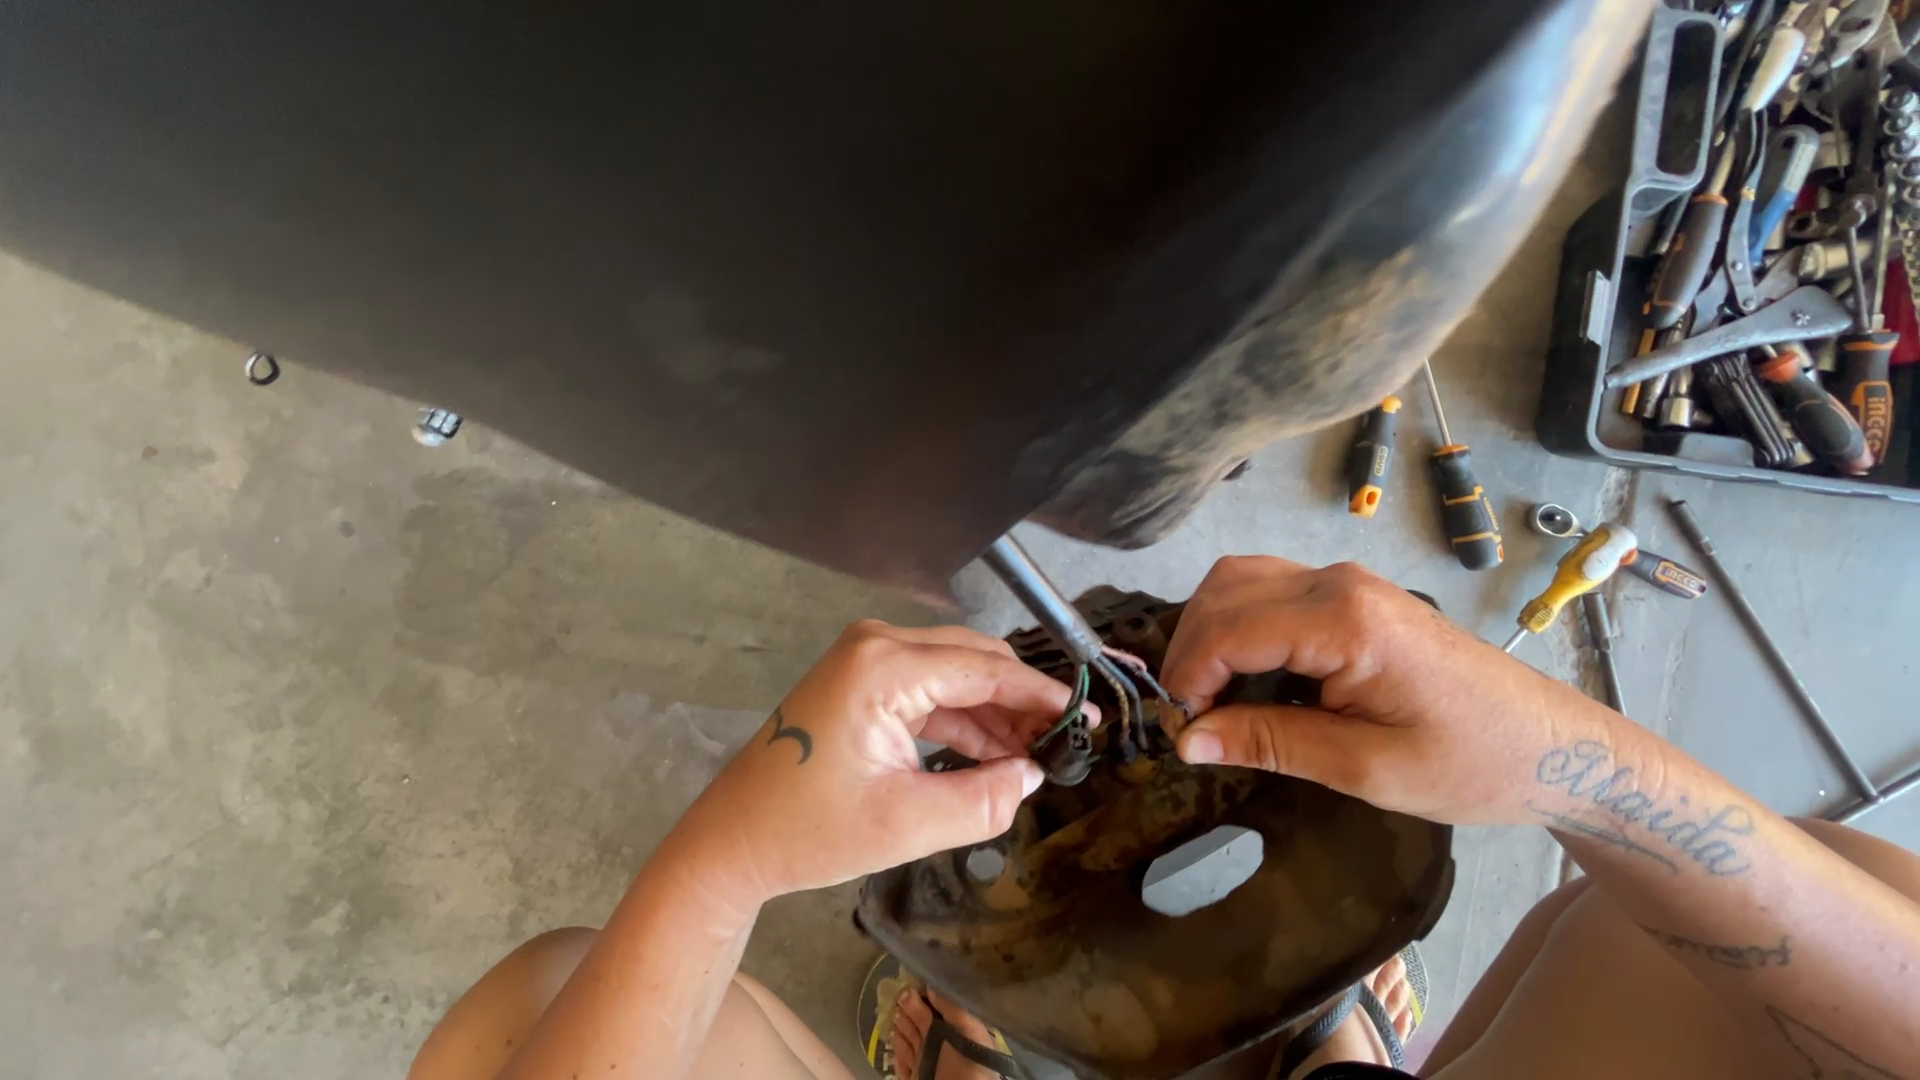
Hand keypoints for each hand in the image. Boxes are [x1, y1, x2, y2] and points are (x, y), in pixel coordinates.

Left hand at [664, 620, 1081, 906]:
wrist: (732, 841)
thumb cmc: (809, 832)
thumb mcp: (907, 824)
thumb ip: (984, 800)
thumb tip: (1034, 775)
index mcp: (885, 666)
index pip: (985, 668)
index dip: (1041, 694)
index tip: (1088, 716)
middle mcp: (878, 645)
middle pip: (974, 659)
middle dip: (1021, 700)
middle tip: (1063, 742)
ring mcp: (867, 659)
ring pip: (955, 673)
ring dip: (994, 711)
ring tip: (1034, 755)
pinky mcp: (864, 681)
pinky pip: (930, 689)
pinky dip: (963, 718)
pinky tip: (993, 753)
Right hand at [1160, 556, 1616, 824]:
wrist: (1554, 746)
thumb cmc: (1471, 764)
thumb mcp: (1363, 768)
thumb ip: (1268, 742)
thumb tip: (1186, 740)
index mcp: (1344, 620)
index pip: (1229, 629)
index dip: (1188, 675)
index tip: (1179, 728)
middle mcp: (1337, 581)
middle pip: (1224, 591)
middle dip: (1189, 650)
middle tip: (1186, 714)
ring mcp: (1344, 580)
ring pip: (1238, 579)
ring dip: (1207, 630)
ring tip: (1206, 692)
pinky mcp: (1349, 591)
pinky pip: (1265, 587)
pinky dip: (1234, 621)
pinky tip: (1240, 668)